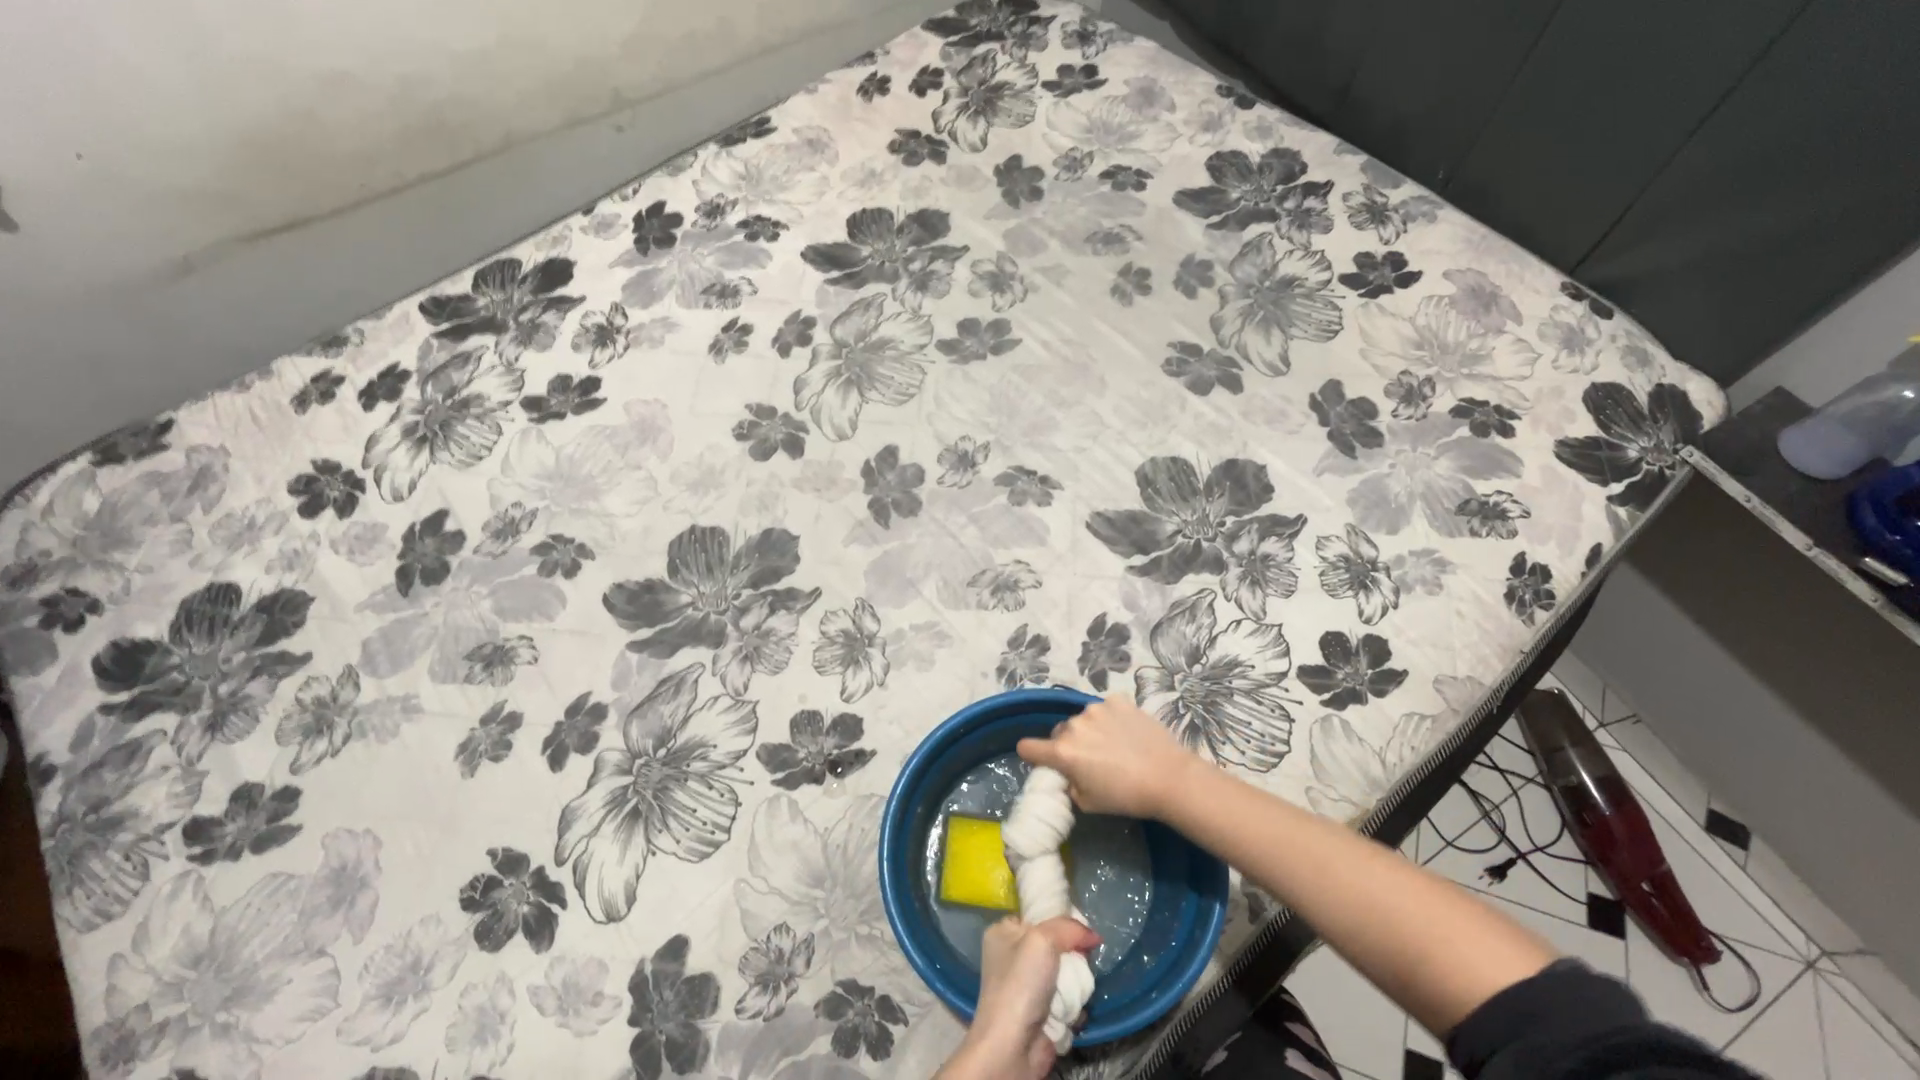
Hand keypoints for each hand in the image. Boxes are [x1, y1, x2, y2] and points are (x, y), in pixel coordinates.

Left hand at [952, 917, 1100, 1079]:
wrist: (1011, 1046)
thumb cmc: (1020, 984)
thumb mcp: (1042, 940)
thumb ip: (1069, 928)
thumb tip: (1094, 936)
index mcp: (1003, 933)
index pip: (1037, 915)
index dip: (1059, 920)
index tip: (1078, 930)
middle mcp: (1012, 957)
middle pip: (1055, 945)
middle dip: (1072, 955)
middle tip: (1080, 961)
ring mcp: (1026, 986)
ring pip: (1065, 973)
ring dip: (1074, 983)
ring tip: (1074, 990)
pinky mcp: (1039, 1011)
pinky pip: (1066, 998)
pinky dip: (1072, 1004)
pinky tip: (1071, 1010)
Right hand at [1017, 696, 1202, 818]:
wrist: (1169, 777)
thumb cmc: (1126, 796)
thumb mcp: (1088, 803)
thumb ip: (1069, 786)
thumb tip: (1068, 776)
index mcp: (1063, 752)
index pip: (1027, 747)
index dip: (1032, 755)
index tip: (1043, 761)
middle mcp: (1074, 725)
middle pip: (1059, 732)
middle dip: (1068, 744)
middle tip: (1090, 759)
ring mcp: (1097, 709)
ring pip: (1083, 719)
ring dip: (1090, 730)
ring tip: (1114, 745)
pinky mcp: (1119, 701)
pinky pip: (1105, 709)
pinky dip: (1111, 719)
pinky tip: (1127, 732)